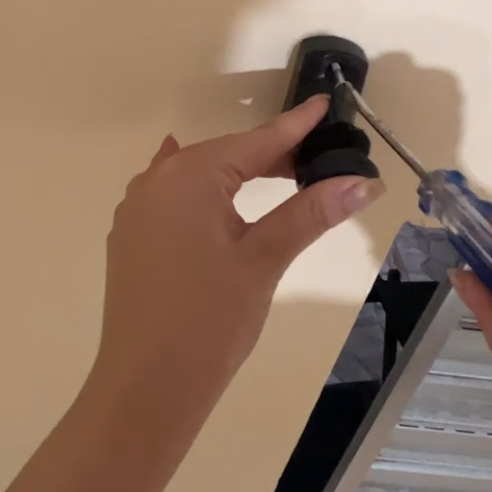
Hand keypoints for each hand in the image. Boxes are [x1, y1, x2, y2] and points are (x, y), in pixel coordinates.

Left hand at [1, 96, 382, 491]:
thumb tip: (362, 182)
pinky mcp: (129, 238)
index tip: (324, 106)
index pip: (254, 143)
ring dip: (236, 175)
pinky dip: (203, 193)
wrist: (146, 385)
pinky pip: (172, 199)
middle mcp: (154, 182)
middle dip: (269, 157)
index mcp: (188, 177)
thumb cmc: (210, 319)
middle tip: (318, 160)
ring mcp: (136, 211)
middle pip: (223, 157)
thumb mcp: (263, 260)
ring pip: (196, 178)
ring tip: (279, 177)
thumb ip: (309, 213)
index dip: (294, 128)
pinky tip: (208, 187)